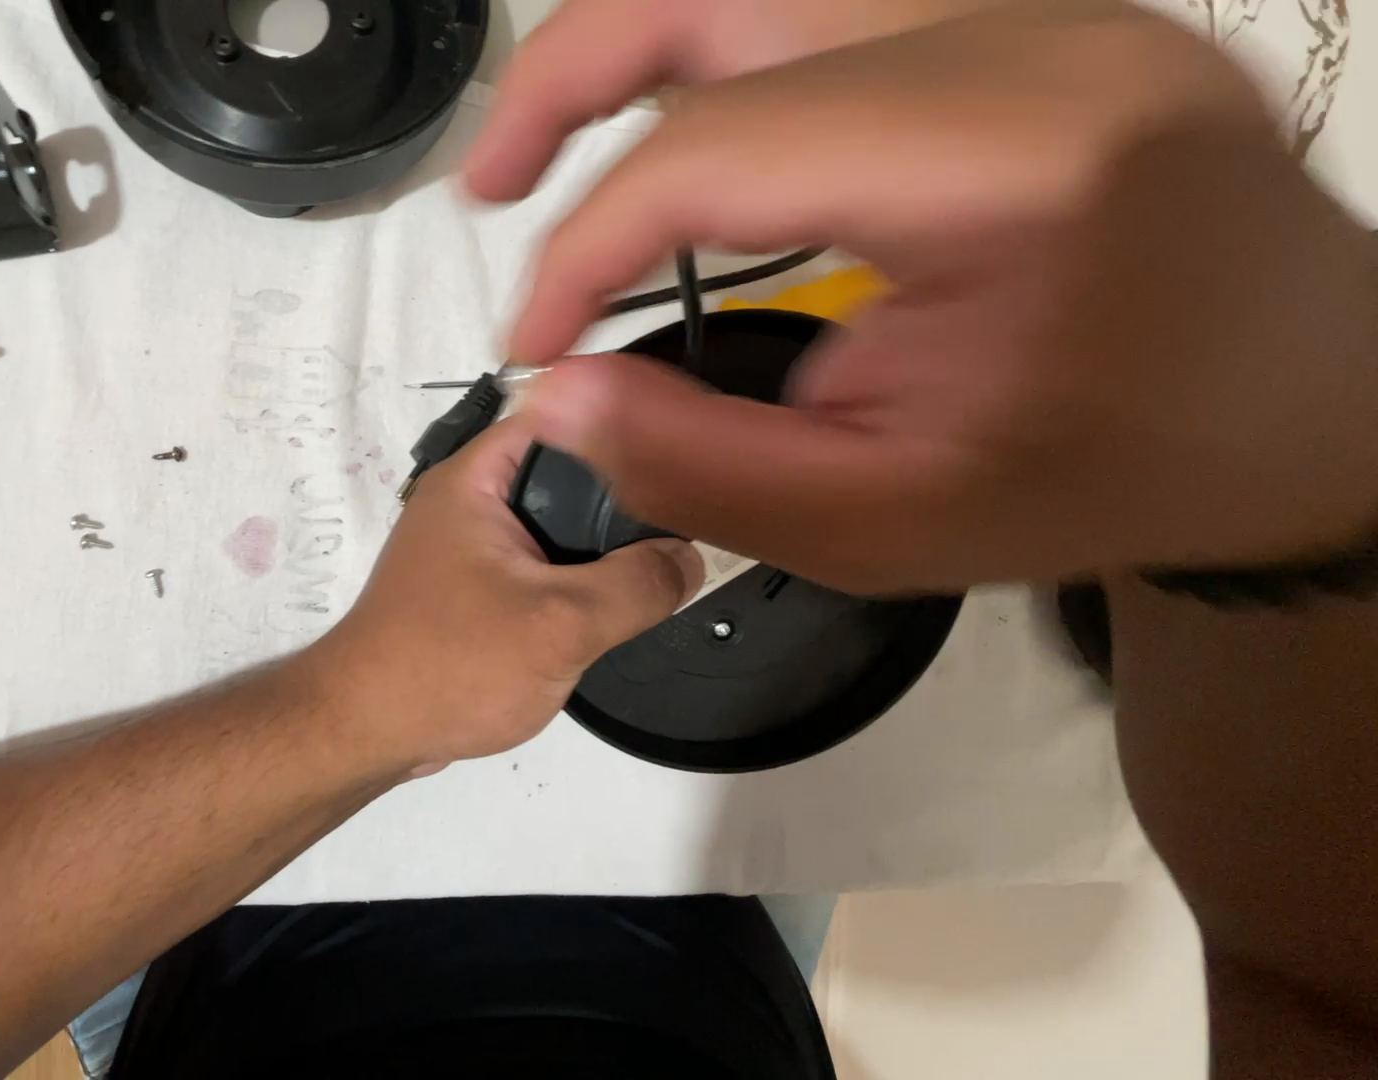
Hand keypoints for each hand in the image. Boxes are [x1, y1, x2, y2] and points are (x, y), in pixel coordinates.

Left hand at [306, 421, 701, 769]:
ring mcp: (468, 547)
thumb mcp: (560, 624)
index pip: (555, 415)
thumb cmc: (451, 665)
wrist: (370, 730)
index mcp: (474, 481)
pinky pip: (537, 567)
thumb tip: (689, 560)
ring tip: (662, 557)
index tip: (680, 444)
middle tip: (683, 512)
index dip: (618, 419)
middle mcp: (467, 502)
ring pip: (553, 527)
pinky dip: (572, 579)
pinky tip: (614, 601)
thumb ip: (636, 587)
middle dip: (619, 494)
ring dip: (598, 545)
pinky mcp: (472, 589)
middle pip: (561, 472)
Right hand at [471, 0, 1377, 593]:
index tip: (534, 348)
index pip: (714, 146)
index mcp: (1005, 160)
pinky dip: (690, 73)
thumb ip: (702, 469)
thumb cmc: (1098, 480)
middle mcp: (1013, 35)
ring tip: (536, 162)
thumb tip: (558, 398)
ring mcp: (1014, 12)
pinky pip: (800, 19)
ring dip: (617, 56)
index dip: (582, 246)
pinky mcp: (999, 31)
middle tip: (488, 189)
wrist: (1300, 411)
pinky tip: (656, 150)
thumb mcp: (880, 524)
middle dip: (563, 81)